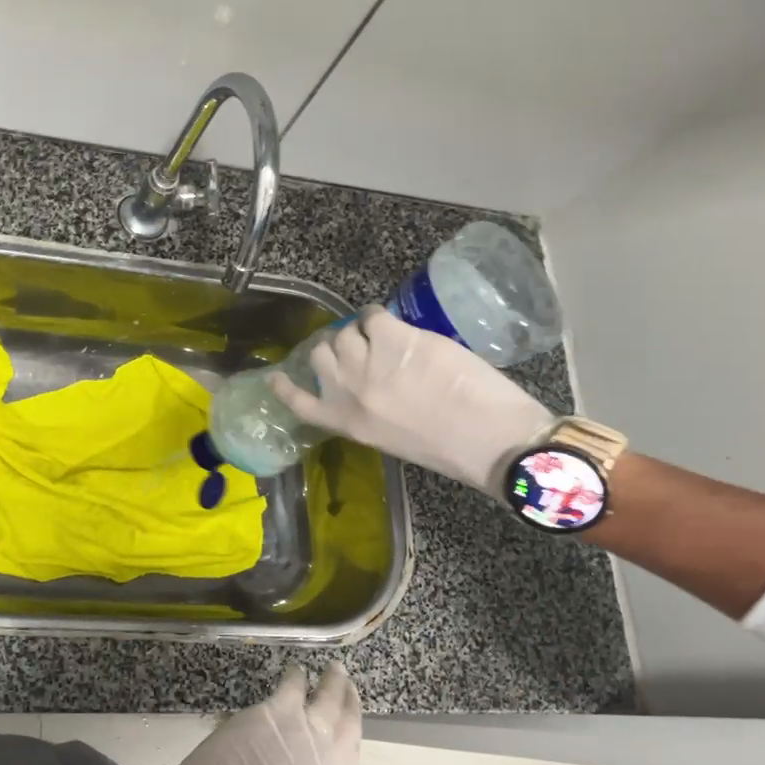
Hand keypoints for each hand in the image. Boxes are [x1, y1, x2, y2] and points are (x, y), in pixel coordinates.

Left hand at [128, 663, 360, 764]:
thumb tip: (301, 760)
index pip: (350, 753)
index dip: (351, 731)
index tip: (350, 716)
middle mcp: (324, 759)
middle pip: (347, 722)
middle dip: (350, 701)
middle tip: (348, 684)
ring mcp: (305, 732)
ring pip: (329, 698)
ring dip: (333, 681)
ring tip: (333, 668)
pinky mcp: (279, 712)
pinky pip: (294, 686)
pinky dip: (296, 675)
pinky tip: (295, 670)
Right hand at [271, 306, 555, 496]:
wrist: (489, 437)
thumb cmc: (448, 449)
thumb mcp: (390, 439)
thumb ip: (366, 413)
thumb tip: (365, 385)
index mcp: (346, 424)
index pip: (300, 402)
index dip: (284, 387)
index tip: (275, 376)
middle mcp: (348, 392)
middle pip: (320, 356)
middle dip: (336, 349)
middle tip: (359, 349)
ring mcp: (369, 363)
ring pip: (346, 332)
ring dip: (362, 332)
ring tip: (385, 337)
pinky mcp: (396, 339)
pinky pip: (374, 315)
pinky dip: (380, 317)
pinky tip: (394, 324)